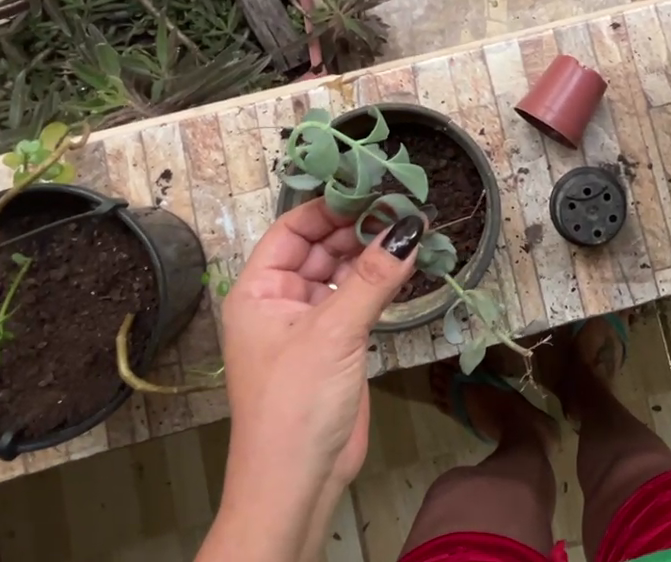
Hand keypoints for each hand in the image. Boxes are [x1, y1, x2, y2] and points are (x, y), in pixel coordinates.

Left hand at [208, 203, 421, 559]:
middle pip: (321, 246)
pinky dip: (381, 279)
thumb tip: (410, 227)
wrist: (298, 483)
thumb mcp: (334, 332)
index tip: (372, 188)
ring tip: (412, 227)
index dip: (330, 206)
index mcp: (258, 290)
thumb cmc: (294, 406)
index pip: (293, 229)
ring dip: (374, 251)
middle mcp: (281, 300)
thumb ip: (374, 276)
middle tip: (403, 205)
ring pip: (343, 270)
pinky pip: (359, 296)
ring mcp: (311, 322)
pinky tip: (407, 262)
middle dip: (359, 226)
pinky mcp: (337, 343)